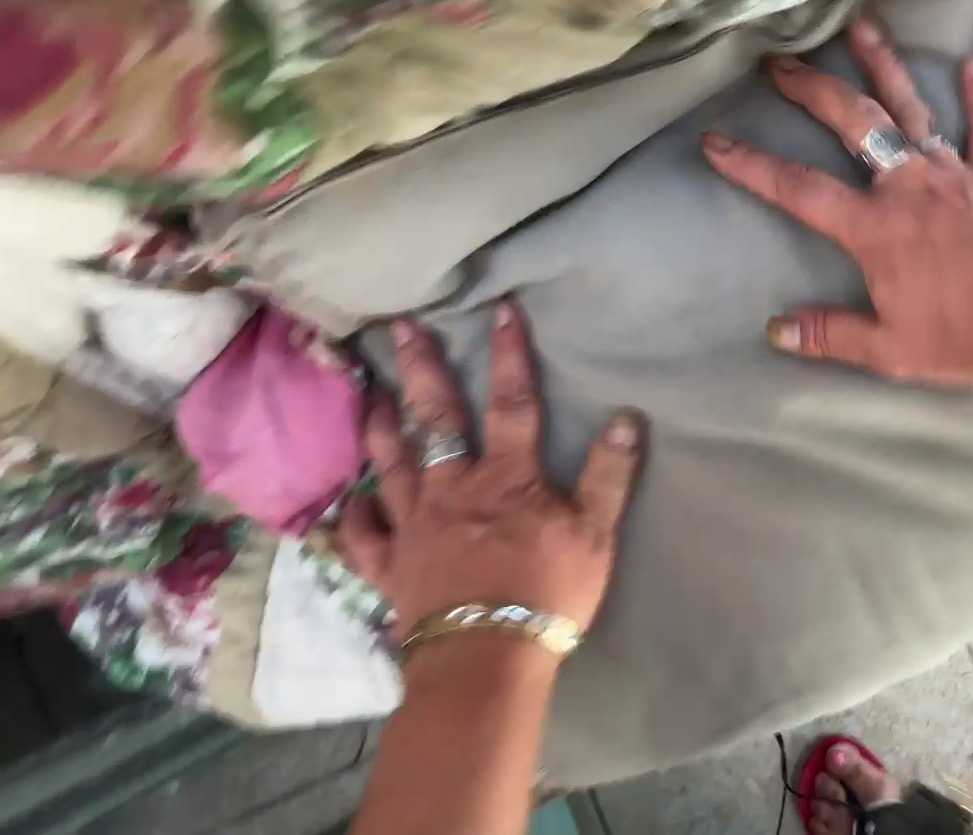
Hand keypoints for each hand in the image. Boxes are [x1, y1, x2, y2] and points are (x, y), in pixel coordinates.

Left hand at [339, 300, 643, 642]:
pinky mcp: (389, 566)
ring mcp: (414, 527)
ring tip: (368, 393)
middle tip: (399, 329)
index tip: (499, 311)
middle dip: (421, 369)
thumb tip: (625, 416)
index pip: (512, 402)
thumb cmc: (548, 591)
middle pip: (435, 419)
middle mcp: (452, 489)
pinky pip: (362, 535)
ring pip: (390, 465)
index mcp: (506, 477)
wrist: (488, 661)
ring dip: (379, 426)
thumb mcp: (597, 532)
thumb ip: (610, 474)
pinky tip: (347, 500)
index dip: (508, 355)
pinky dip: (353, 515)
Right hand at [701, 18, 972, 384]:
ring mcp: (953, 175)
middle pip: (853, 124)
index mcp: (874, 227)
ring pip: (913, 109)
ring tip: (862, 27)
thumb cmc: (963, 335)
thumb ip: (829, 335)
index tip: (715, 142)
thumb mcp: (888, 349)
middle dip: (813, 90)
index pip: (800, 189)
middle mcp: (908, 186)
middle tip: (782, 63)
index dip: (752, 165)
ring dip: (884, 67)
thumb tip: (776, 331)